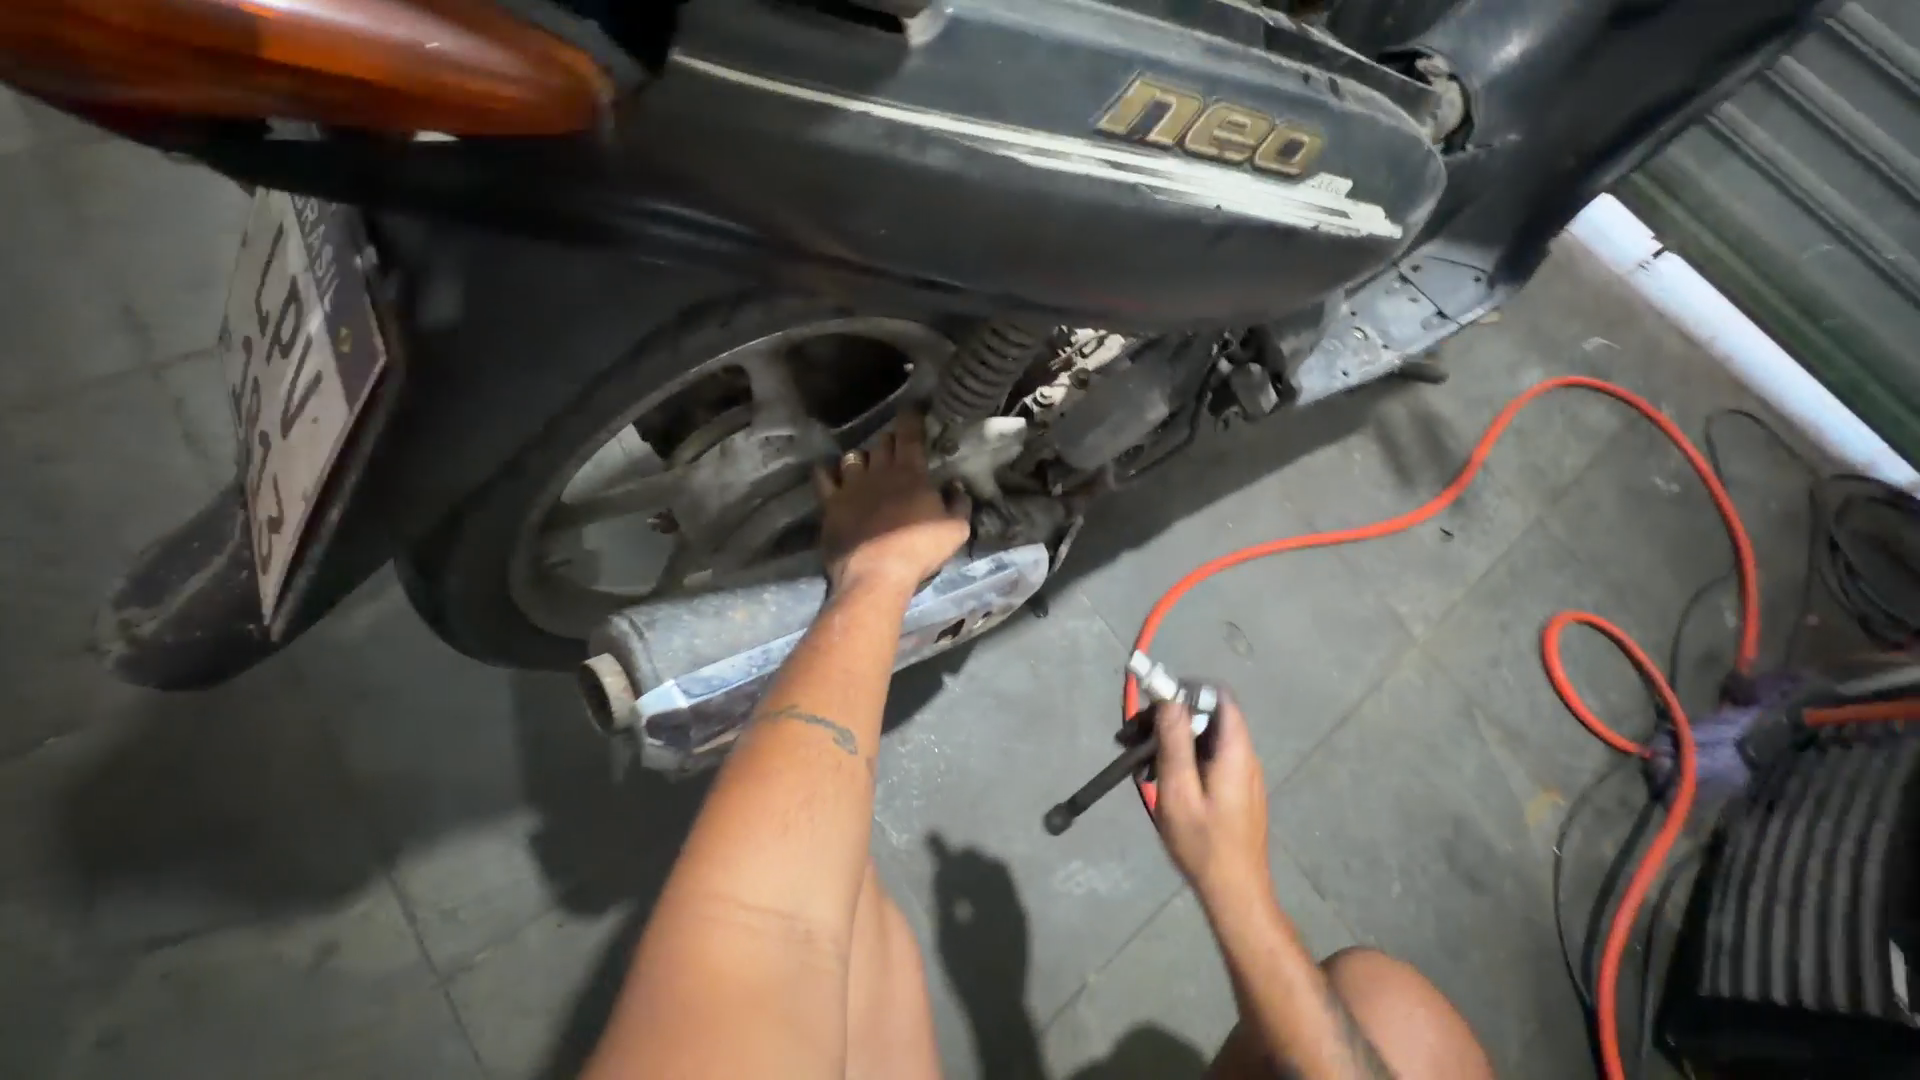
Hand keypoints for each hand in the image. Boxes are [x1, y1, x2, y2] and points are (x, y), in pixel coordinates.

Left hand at [814, 411, 970, 594]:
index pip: (910, 436)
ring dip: (861, 457)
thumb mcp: (956, 530)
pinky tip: (830, 473)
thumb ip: (959, 503)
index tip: (912, 409)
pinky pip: (823, 476)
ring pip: (853, 457)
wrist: (876, 574)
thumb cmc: (920, 551)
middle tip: (893, 446)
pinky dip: (827, 471)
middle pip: (881, 444)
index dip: (911, 419)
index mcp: (911, 474)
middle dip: (888, 441)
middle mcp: (879, 472)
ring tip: (865, 464)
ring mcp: (851, 486)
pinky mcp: (830, 503)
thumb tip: (956, 486)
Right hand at [1152, 693, 1271, 903]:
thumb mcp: (1179, 791)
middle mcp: (1244, 756)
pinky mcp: (1237, 791)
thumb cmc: (1203, 844)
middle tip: (1131, 738)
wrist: (1235, 893)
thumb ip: (1175, 743)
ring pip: (1206, 739)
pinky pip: (1209, 760)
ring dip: (1171, 742)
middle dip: (1168, 719)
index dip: (1185, 690)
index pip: (1218, 696)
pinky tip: (1159, 781)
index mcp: (1235, 751)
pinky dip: (1183, 760)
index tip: (1152, 704)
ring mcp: (1243, 775)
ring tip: (1139, 765)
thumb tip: (1170, 699)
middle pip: (1208, 717)